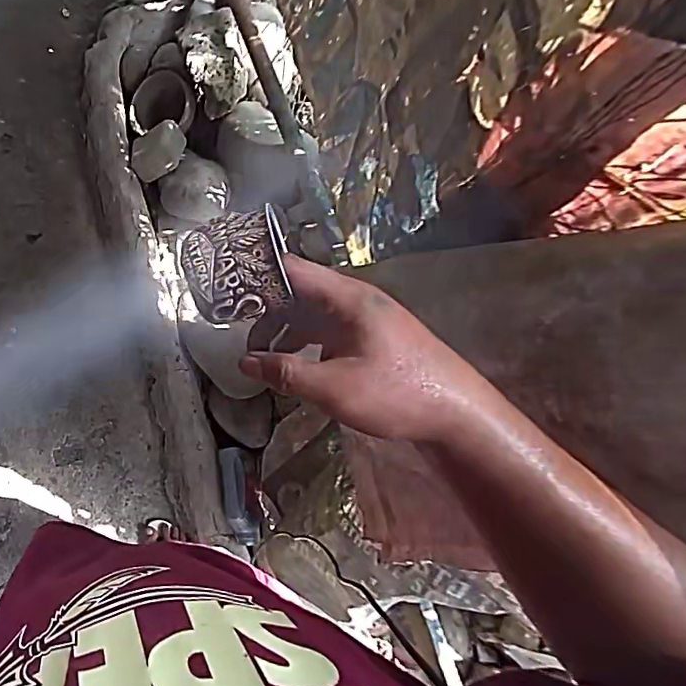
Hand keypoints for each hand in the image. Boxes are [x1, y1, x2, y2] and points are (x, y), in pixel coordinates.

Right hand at [238, 255, 496, 443]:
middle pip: (298, 292)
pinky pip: (325, 332)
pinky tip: (291, 367)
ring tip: (259, 357)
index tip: (227, 289)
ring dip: (282, 331)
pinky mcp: (370, 340)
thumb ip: (284, 372)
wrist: (459, 416)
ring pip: (310, 315)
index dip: (257, 275)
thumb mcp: (332, 386)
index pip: (293, 269)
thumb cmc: (397, 393)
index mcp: (348, 299)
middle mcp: (356, 302)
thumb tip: (244, 362)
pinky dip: (302, 344)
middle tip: (236, 333)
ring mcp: (364, 321)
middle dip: (264, 310)